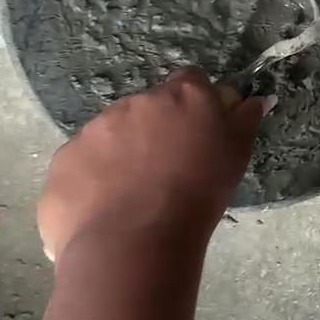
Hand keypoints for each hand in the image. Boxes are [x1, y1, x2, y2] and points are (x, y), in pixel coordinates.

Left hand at [37, 67, 271, 262]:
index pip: (191, 78)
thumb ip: (246, 117)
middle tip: (169, 162)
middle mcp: (135, 101)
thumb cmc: (199, 189)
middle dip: (156, 125)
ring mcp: (92, 131)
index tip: (200, 127)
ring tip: (134, 187)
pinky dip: (93, 174)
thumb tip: (258, 99)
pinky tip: (107, 202)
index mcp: (182, 94)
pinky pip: (82, 161)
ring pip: (112, 131)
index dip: (196, 100)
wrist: (133, 240)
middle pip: (148, 105)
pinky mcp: (61, 162)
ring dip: (123, 148)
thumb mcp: (238, 152)